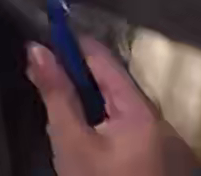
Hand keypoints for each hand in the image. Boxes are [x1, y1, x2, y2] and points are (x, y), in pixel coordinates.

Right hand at [25, 39, 187, 175]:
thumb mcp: (70, 140)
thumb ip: (55, 91)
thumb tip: (35, 46)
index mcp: (141, 111)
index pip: (101, 57)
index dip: (69, 42)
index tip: (40, 37)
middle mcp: (160, 121)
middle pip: (111, 78)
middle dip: (76, 71)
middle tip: (42, 72)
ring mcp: (165, 145)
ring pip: (118, 102)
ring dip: (87, 95)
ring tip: (58, 99)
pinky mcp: (162, 163)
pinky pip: (128, 124)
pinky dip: (102, 117)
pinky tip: (83, 128)